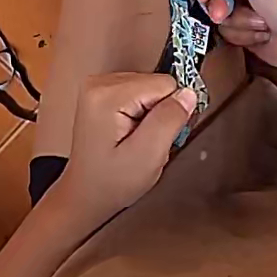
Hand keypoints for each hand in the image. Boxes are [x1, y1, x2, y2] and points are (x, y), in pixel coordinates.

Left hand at [45, 72, 198, 230]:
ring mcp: (98, 86)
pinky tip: (132, 133)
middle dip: (161, 112)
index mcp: (108, 94)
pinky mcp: (102, 93)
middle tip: (148, 141)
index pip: (165, 84)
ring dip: (152, 114)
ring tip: (138, 139)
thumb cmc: (112, 182)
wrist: (86, 194)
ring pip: (151, 88)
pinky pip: (140, 93)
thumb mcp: (149, 155)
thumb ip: (170, 119)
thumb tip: (189, 93)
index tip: (159, 136)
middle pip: (157, 84)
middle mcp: (99, 83)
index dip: (170, 112)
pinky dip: (143, 113)